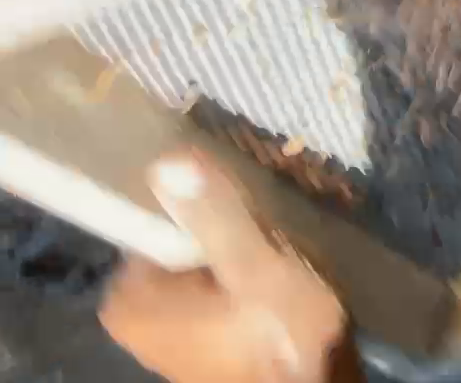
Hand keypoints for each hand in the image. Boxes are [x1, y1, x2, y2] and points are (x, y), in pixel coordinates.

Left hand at [99, 152, 353, 382]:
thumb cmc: (276, 328)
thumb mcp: (253, 265)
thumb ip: (214, 215)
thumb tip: (170, 162)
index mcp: (132, 293)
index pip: (168, 217)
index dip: (219, 198)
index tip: (266, 194)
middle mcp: (137, 308)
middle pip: (193, 235)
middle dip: (248, 219)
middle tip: (293, 213)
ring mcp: (170, 321)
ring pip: (215, 253)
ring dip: (260, 237)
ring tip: (299, 235)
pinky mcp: (203, 327)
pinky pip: (225, 275)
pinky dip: (258, 262)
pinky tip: (292, 261)